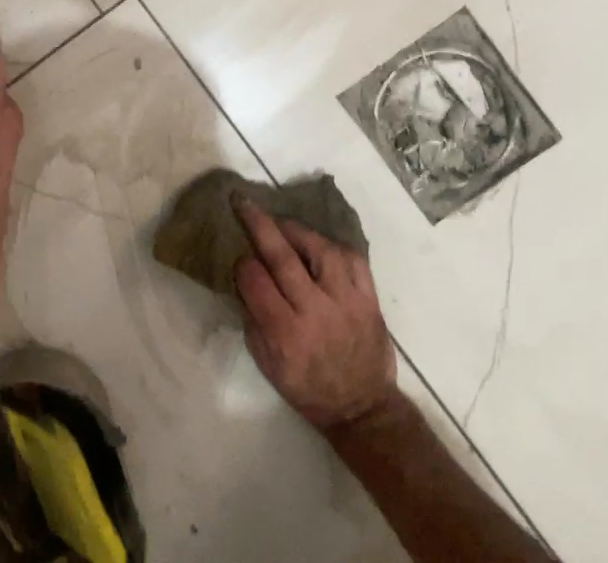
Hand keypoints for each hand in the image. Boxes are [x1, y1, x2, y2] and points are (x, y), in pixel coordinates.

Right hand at [234, 199, 397, 433]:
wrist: (361, 406)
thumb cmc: (306, 387)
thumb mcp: (266, 362)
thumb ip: (253, 319)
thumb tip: (244, 280)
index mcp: (284, 333)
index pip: (255, 280)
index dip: (242, 264)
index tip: (238, 259)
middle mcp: (315, 311)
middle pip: (283, 257)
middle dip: (259, 224)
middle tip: (244, 202)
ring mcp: (346, 302)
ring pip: (320, 250)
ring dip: (296, 230)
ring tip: (280, 222)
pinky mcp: (369, 299)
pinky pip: (353, 260)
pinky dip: (333, 246)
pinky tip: (317, 242)